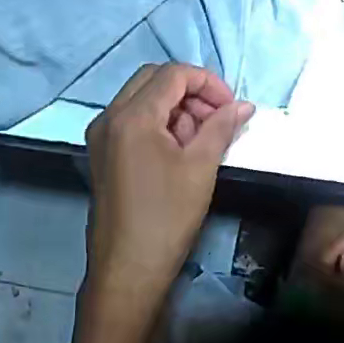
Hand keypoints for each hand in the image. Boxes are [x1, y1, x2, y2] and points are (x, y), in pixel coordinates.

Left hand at [82, 64, 253, 325]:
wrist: (128, 268)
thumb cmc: (167, 217)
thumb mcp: (201, 167)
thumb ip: (221, 127)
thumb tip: (243, 105)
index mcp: (132, 116)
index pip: (173, 74)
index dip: (208, 83)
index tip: (232, 108)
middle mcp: (109, 117)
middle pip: (154, 79)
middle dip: (191, 92)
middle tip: (217, 120)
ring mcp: (101, 135)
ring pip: (143, 98)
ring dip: (176, 107)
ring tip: (201, 140)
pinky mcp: (101, 153)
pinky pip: (132, 120)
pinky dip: (159, 123)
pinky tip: (180, 151)